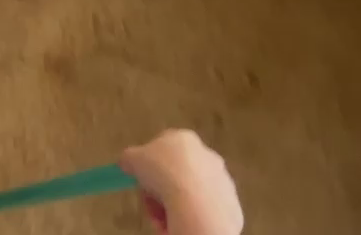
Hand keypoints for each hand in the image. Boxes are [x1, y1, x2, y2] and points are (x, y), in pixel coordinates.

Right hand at [120, 130, 243, 234]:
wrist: (197, 207)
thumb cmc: (162, 173)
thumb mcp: (131, 159)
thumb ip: (129, 158)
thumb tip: (127, 163)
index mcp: (184, 138)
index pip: (163, 146)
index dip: (150, 163)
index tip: (143, 178)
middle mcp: (207, 156)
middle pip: (178, 171)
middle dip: (162, 187)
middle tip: (151, 201)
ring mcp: (223, 182)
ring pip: (191, 192)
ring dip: (175, 203)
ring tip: (164, 216)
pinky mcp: (232, 206)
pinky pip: (205, 210)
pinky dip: (193, 216)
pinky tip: (182, 222)